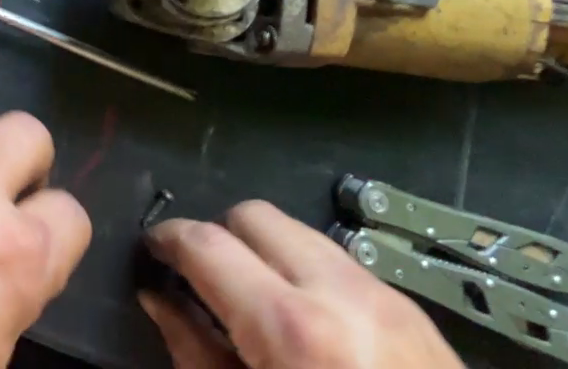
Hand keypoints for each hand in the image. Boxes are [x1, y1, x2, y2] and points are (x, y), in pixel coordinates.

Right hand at [141, 202, 461, 368]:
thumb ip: (195, 353)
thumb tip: (161, 300)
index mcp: (290, 328)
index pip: (205, 243)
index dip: (167, 239)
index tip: (152, 251)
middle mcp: (339, 293)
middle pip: (253, 215)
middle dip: (220, 236)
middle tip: (205, 278)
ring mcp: (384, 298)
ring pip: (299, 232)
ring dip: (265, 252)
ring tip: (256, 301)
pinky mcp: (415, 314)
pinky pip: (340, 264)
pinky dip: (307, 275)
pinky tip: (307, 326)